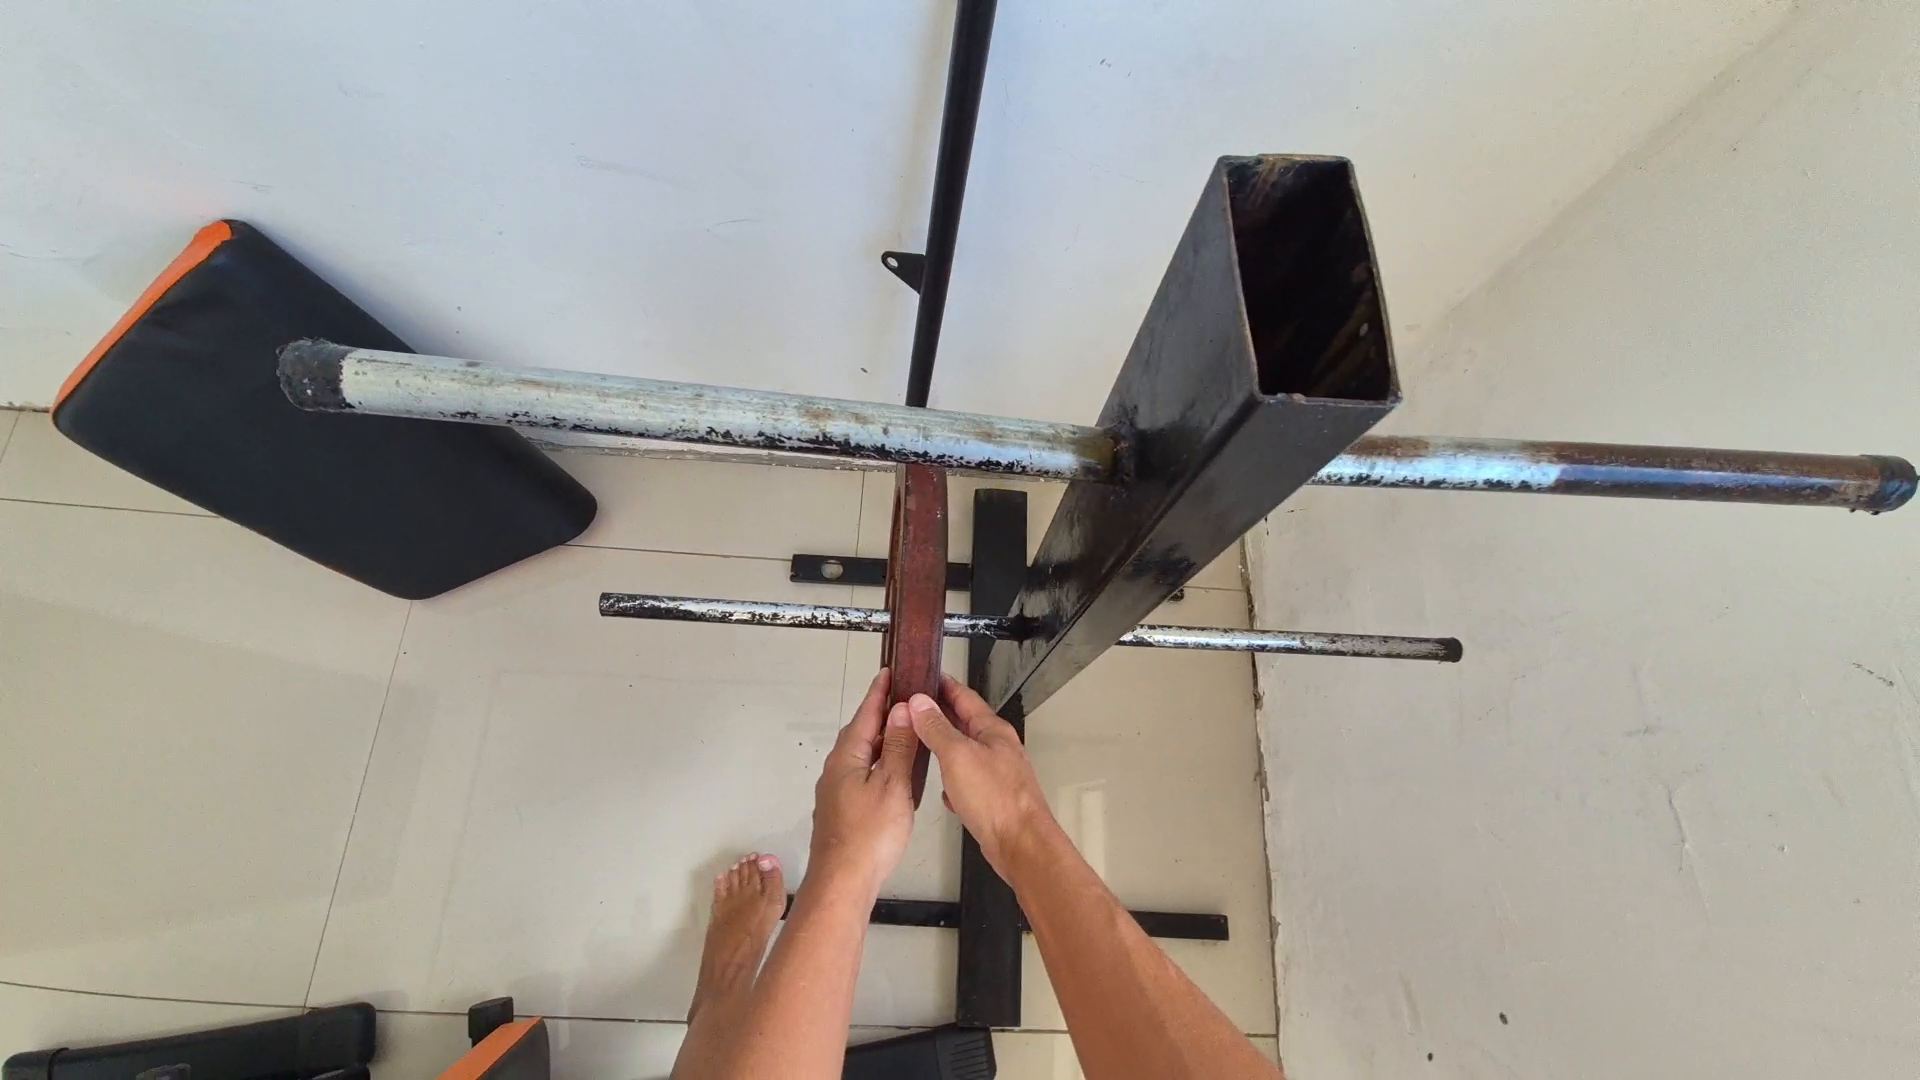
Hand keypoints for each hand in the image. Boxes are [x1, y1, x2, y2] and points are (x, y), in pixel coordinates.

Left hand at [808, 669, 919, 895]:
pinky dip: (877, 761)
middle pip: (860, 732)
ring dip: (880, 739)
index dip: (879, 692)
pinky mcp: (840, 809)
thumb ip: (898, 747)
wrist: (842, 883)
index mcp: (848, 757)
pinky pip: (860, 772)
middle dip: (880, 713)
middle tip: (902, 697)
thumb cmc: (870, 834)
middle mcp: (836, 769)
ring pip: (860, 754)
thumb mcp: (893, 785)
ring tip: (902, 730)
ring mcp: (835, 791)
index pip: (866, 714)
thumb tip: (901, 711)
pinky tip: (891, 771)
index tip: (890, 672)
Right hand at [908, 674, 1058, 876]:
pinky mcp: (992, 798)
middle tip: (915, 707)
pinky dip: (953, 779)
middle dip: (940, 714)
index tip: (927, 676)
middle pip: (965, 723)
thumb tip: (919, 702)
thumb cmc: (995, 799)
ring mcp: (997, 773)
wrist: (1021, 845)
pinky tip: (943, 789)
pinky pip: (968, 781)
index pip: (966, 697)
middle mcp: (997, 748)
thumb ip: (937, 728)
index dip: (945, 685)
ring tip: (921, 742)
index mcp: (993, 731)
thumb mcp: (957, 755)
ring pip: (965, 752)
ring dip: (944, 746)